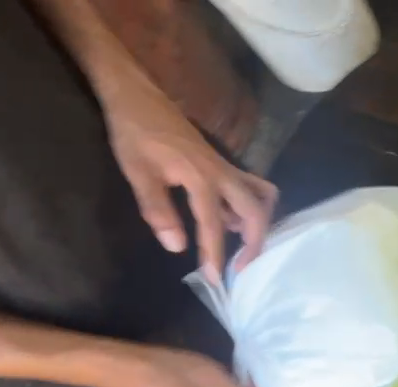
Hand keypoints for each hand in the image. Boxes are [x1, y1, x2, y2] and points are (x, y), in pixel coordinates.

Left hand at [97, 70, 277, 281]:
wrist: (137, 95)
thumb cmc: (134, 133)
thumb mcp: (137, 172)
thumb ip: (158, 210)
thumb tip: (176, 248)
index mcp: (202, 179)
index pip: (214, 225)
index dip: (215, 255)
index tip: (215, 280)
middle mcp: (224, 176)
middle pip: (256, 215)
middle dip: (254, 245)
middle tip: (241, 266)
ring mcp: (229, 170)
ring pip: (263, 200)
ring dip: (259, 224)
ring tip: (242, 242)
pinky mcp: (227, 166)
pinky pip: (256, 189)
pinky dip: (256, 206)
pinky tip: (235, 216)